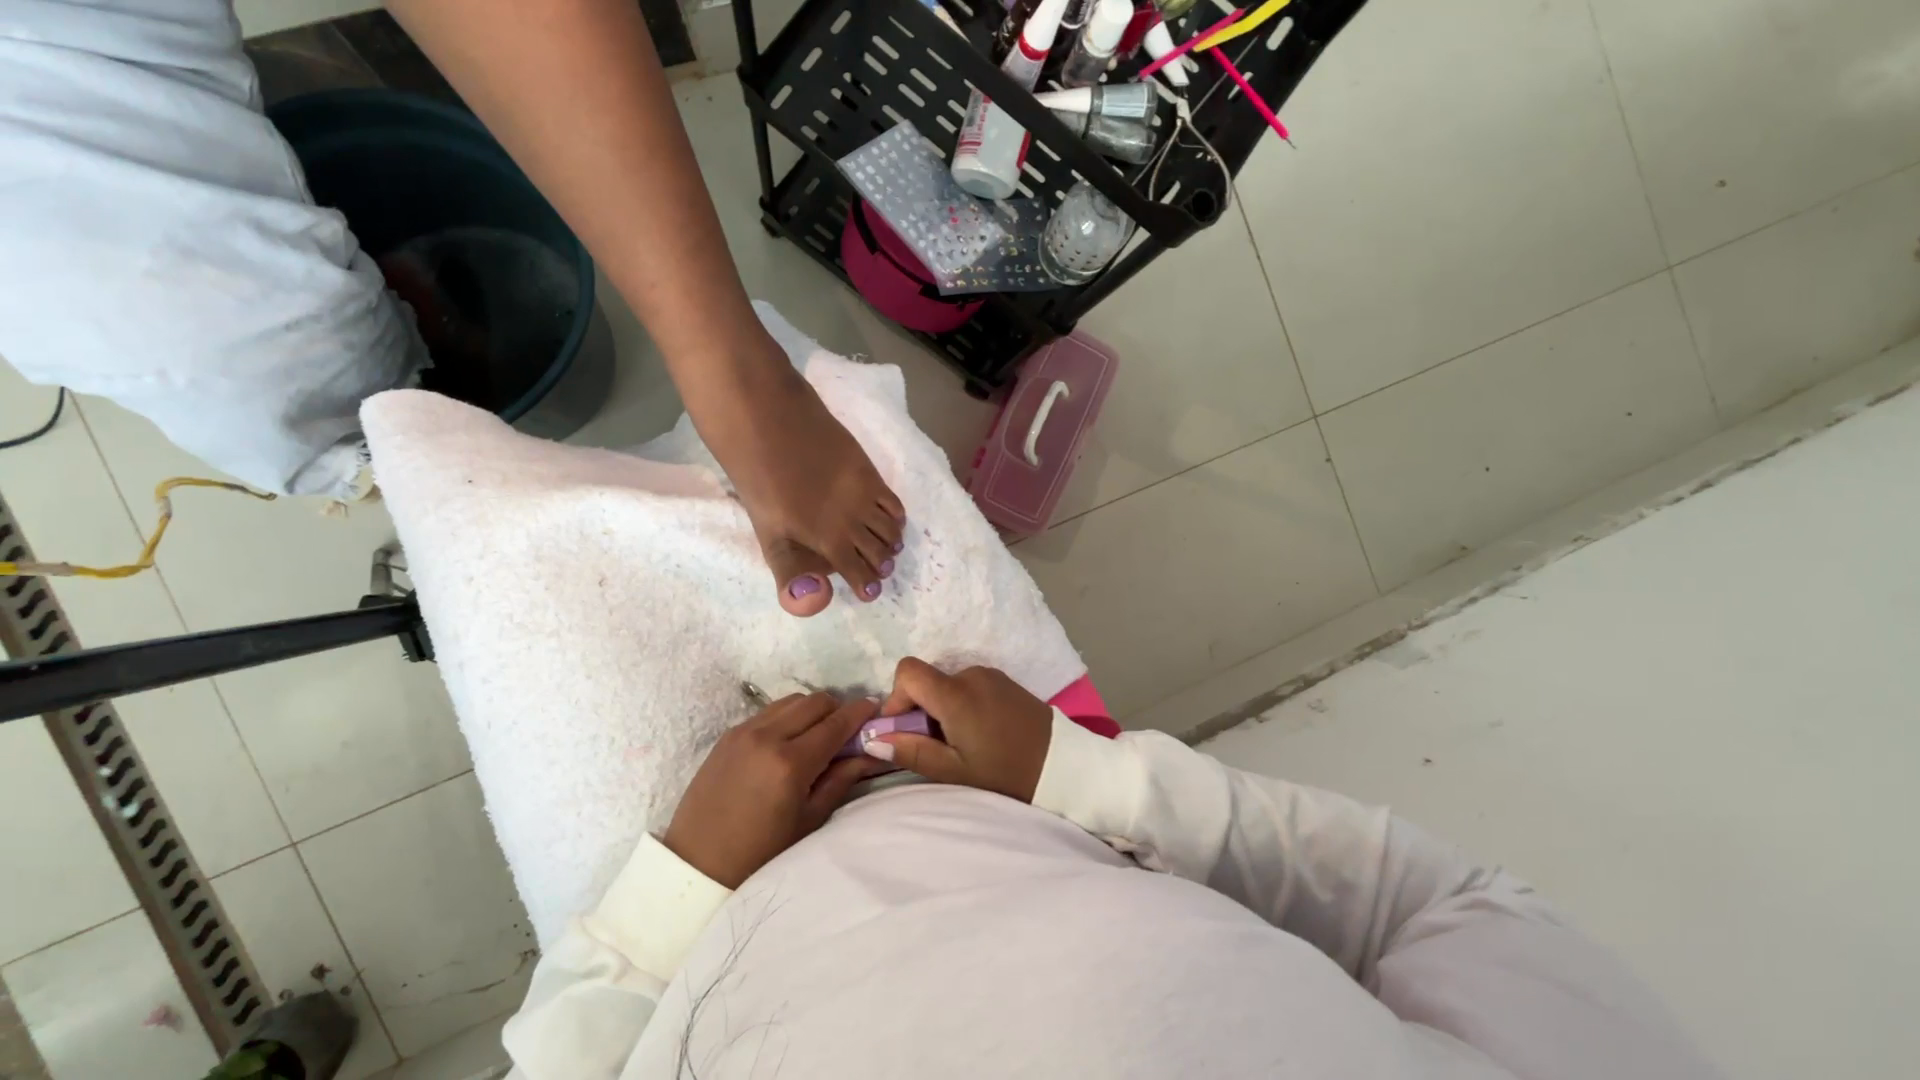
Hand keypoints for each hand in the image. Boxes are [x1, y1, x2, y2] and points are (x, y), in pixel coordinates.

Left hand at [663, 693, 889, 888]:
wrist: (698, 864)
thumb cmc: (760, 852)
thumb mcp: (810, 819)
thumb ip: (841, 779)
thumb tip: (872, 754)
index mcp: (791, 762)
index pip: (836, 722)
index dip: (860, 712)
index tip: (876, 709)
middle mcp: (767, 736)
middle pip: (815, 701)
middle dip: (836, 710)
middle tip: (846, 731)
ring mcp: (743, 731)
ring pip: (790, 700)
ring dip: (810, 710)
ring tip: (816, 736)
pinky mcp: (727, 735)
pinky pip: (767, 711)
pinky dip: (786, 717)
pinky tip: (788, 741)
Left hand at [702, 351, 906, 617]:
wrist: (764, 415)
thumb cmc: (755, 475)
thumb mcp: (766, 530)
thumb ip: (790, 569)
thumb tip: (813, 606)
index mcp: (828, 538)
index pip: (861, 571)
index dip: (866, 584)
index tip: (869, 591)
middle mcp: (854, 519)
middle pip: (881, 551)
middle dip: (880, 565)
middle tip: (874, 570)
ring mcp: (863, 493)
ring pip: (892, 529)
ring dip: (890, 543)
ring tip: (883, 548)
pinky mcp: (867, 469)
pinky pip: (893, 502)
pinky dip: (896, 517)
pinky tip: (887, 519)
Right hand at [865, 658, 1052, 801]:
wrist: (1063, 766)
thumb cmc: (1006, 772)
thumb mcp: (954, 771)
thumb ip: (912, 751)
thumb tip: (873, 738)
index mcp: (955, 693)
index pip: (907, 671)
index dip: (897, 697)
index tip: (904, 727)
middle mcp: (971, 674)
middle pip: (927, 681)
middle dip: (921, 710)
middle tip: (936, 746)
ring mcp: (990, 675)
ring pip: (947, 685)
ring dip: (942, 710)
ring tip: (962, 744)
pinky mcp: (1004, 681)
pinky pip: (968, 686)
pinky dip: (962, 705)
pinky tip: (980, 734)